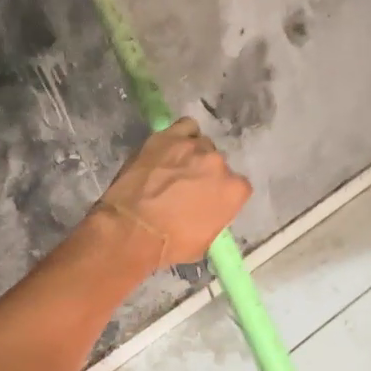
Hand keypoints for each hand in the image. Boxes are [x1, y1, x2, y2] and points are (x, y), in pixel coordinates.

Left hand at [95, 118, 251, 265]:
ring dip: (193, 154)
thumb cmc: (171, 243)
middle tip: (188, 186)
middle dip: (206, 173)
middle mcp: (219, 163)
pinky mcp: (167, 137)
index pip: (238, 186)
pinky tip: (171, 147)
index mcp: (234, 190)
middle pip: (218, 163)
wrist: (133, 228)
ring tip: (176, 167)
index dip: (222, 194)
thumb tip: (208, 210)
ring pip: (201, 143)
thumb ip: (215, 216)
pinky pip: (184, 127)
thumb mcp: (205, 240)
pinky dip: (180, 135)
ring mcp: (193, 146)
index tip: (208, 201)